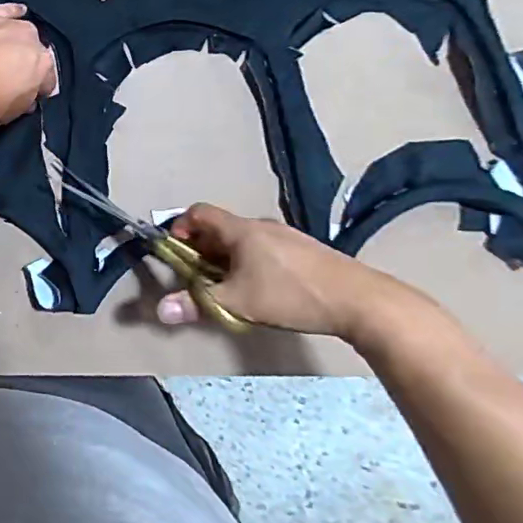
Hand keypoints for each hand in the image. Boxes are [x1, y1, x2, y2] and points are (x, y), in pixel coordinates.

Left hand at [0, 3, 58, 126]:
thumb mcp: (10, 113)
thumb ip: (24, 102)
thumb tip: (27, 99)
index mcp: (42, 65)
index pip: (48, 80)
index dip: (39, 90)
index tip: (30, 97)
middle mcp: (31, 39)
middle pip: (35, 52)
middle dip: (28, 64)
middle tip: (11, 78)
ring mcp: (8, 24)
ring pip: (22, 31)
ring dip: (18, 41)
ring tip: (8, 52)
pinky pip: (7, 10)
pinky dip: (12, 12)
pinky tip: (17, 12)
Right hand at [156, 204, 426, 342]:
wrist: (361, 302)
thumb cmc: (292, 295)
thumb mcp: (238, 303)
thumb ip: (197, 303)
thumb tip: (160, 311)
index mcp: (241, 230)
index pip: (199, 212)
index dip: (180, 227)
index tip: (175, 251)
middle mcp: (261, 226)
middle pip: (219, 228)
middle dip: (201, 249)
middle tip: (196, 275)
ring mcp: (286, 237)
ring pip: (243, 240)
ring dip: (226, 257)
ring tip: (227, 285)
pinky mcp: (305, 252)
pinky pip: (264, 248)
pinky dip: (250, 262)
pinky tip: (261, 289)